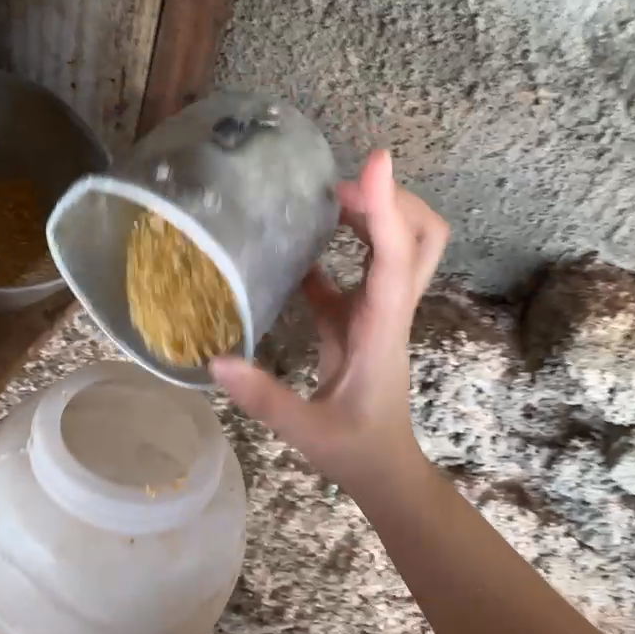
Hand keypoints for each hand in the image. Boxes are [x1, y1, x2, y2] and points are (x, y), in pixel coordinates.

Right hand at [211, 149, 448, 492]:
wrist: (386, 471)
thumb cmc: (355, 451)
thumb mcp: (307, 430)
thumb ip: (264, 398)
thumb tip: (215, 361)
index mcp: (381, 329)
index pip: (394, 258)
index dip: (385, 208)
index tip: (374, 162)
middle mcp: (388, 310)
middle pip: (419, 237)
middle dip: (391, 200)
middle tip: (341, 186)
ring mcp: (377, 312)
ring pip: (396, 246)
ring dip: (371, 214)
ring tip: (322, 199)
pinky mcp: (359, 320)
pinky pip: (356, 271)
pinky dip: (338, 248)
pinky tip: (298, 244)